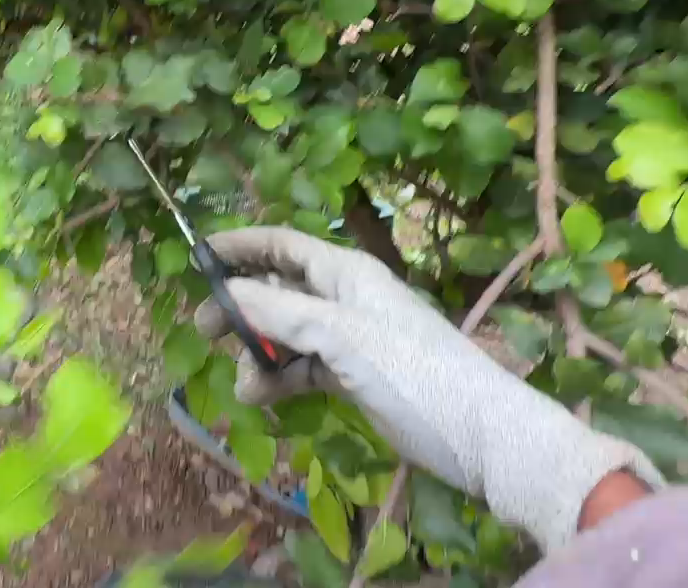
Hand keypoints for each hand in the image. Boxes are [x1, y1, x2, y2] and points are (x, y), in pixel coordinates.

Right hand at [194, 227, 659, 549]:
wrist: (489, 443)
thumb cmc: (414, 372)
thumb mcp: (339, 335)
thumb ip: (278, 310)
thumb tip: (225, 291)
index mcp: (344, 273)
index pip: (281, 244)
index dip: (239, 246)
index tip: (198, 258)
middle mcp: (343, 298)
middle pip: (277, 288)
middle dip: (240, 306)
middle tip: (206, 328)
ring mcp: (350, 338)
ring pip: (286, 332)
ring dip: (259, 352)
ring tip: (244, 383)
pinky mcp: (355, 375)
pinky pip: (303, 366)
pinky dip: (280, 378)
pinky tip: (261, 397)